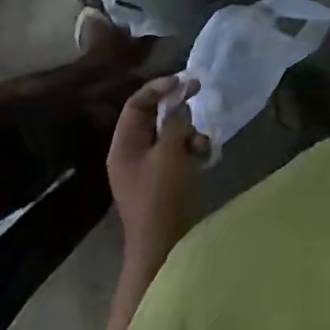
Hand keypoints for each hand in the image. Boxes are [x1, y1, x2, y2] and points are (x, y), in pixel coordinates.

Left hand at [107, 76, 207, 254]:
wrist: (164, 249)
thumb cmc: (162, 198)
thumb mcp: (170, 154)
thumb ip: (175, 123)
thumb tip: (179, 106)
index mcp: (123, 146)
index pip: (136, 104)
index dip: (159, 87)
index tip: (185, 80)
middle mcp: (131, 154)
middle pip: (153, 118)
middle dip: (178, 109)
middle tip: (200, 95)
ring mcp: (147, 169)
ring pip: (169, 135)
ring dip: (189, 132)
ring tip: (203, 143)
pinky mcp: (164, 182)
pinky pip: (177, 154)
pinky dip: (192, 150)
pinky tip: (206, 156)